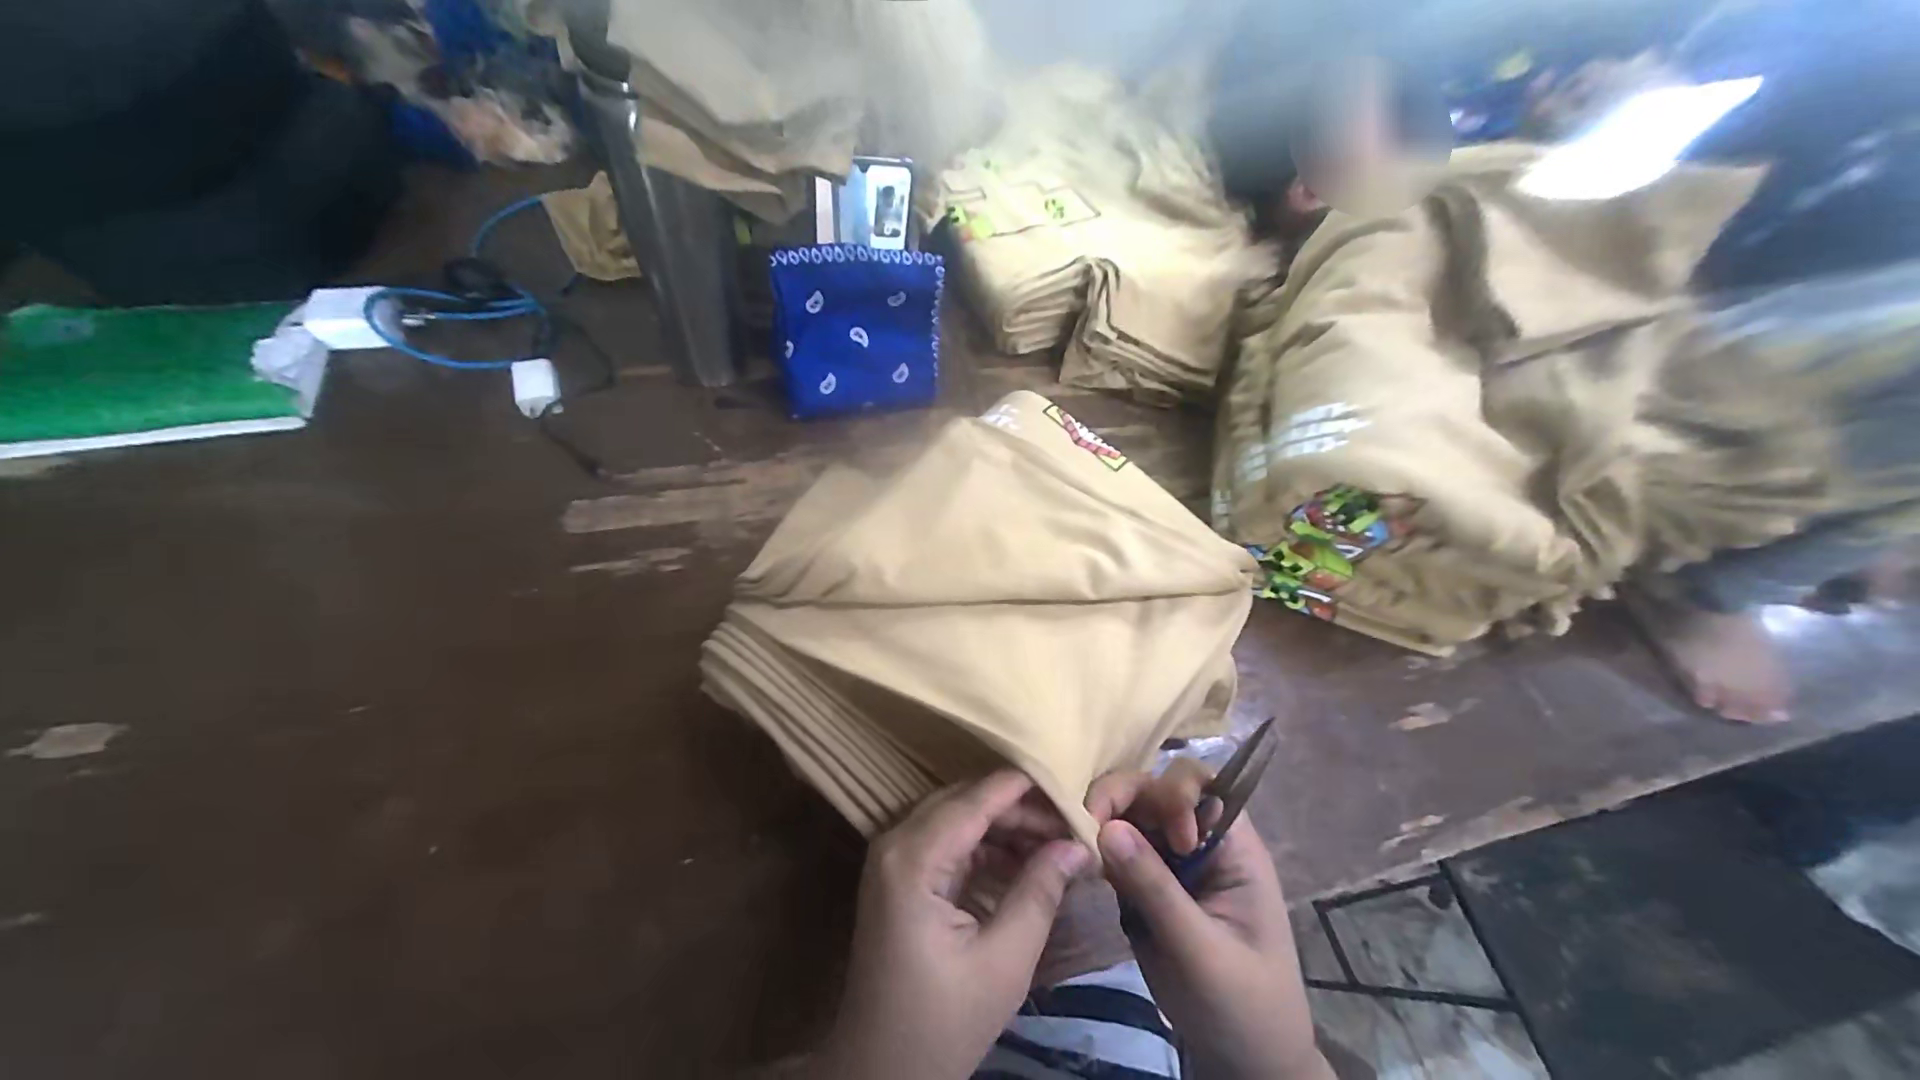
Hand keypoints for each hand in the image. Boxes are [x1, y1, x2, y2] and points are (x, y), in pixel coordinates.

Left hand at [813, 770, 1092, 1079]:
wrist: (881, 1070)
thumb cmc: (942, 1022)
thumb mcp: (1004, 961)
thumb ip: (1040, 892)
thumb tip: (1078, 844)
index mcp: (913, 859)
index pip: (975, 800)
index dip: (1025, 789)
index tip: (1073, 788)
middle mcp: (895, 843)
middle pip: (964, 802)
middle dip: (1019, 809)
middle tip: (1070, 825)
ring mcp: (893, 858)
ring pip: (957, 818)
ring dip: (1004, 827)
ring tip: (1055, 844)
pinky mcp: (899, 875)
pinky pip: (947, 842)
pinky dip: (985, 847)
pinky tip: (1023, 863)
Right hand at [1087, 762, 1332, 1079]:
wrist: (1246, 1064)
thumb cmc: (1242, 1006)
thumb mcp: (1201, 951)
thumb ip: (1155, 888)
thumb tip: (1105, 827)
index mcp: (1232, 845)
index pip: (1198, 786)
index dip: (1169, 794)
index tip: (1150, 834)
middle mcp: (1199, 840)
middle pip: (1154, 791)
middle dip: (1119, 799)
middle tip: (1085, 828)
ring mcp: (1171, 860)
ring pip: (1129, 815)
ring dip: (1101, 821)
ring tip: (1076, 847)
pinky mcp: (1147, 881)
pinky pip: (1118, 847)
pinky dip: (1096, 848)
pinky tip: (1080, 862)